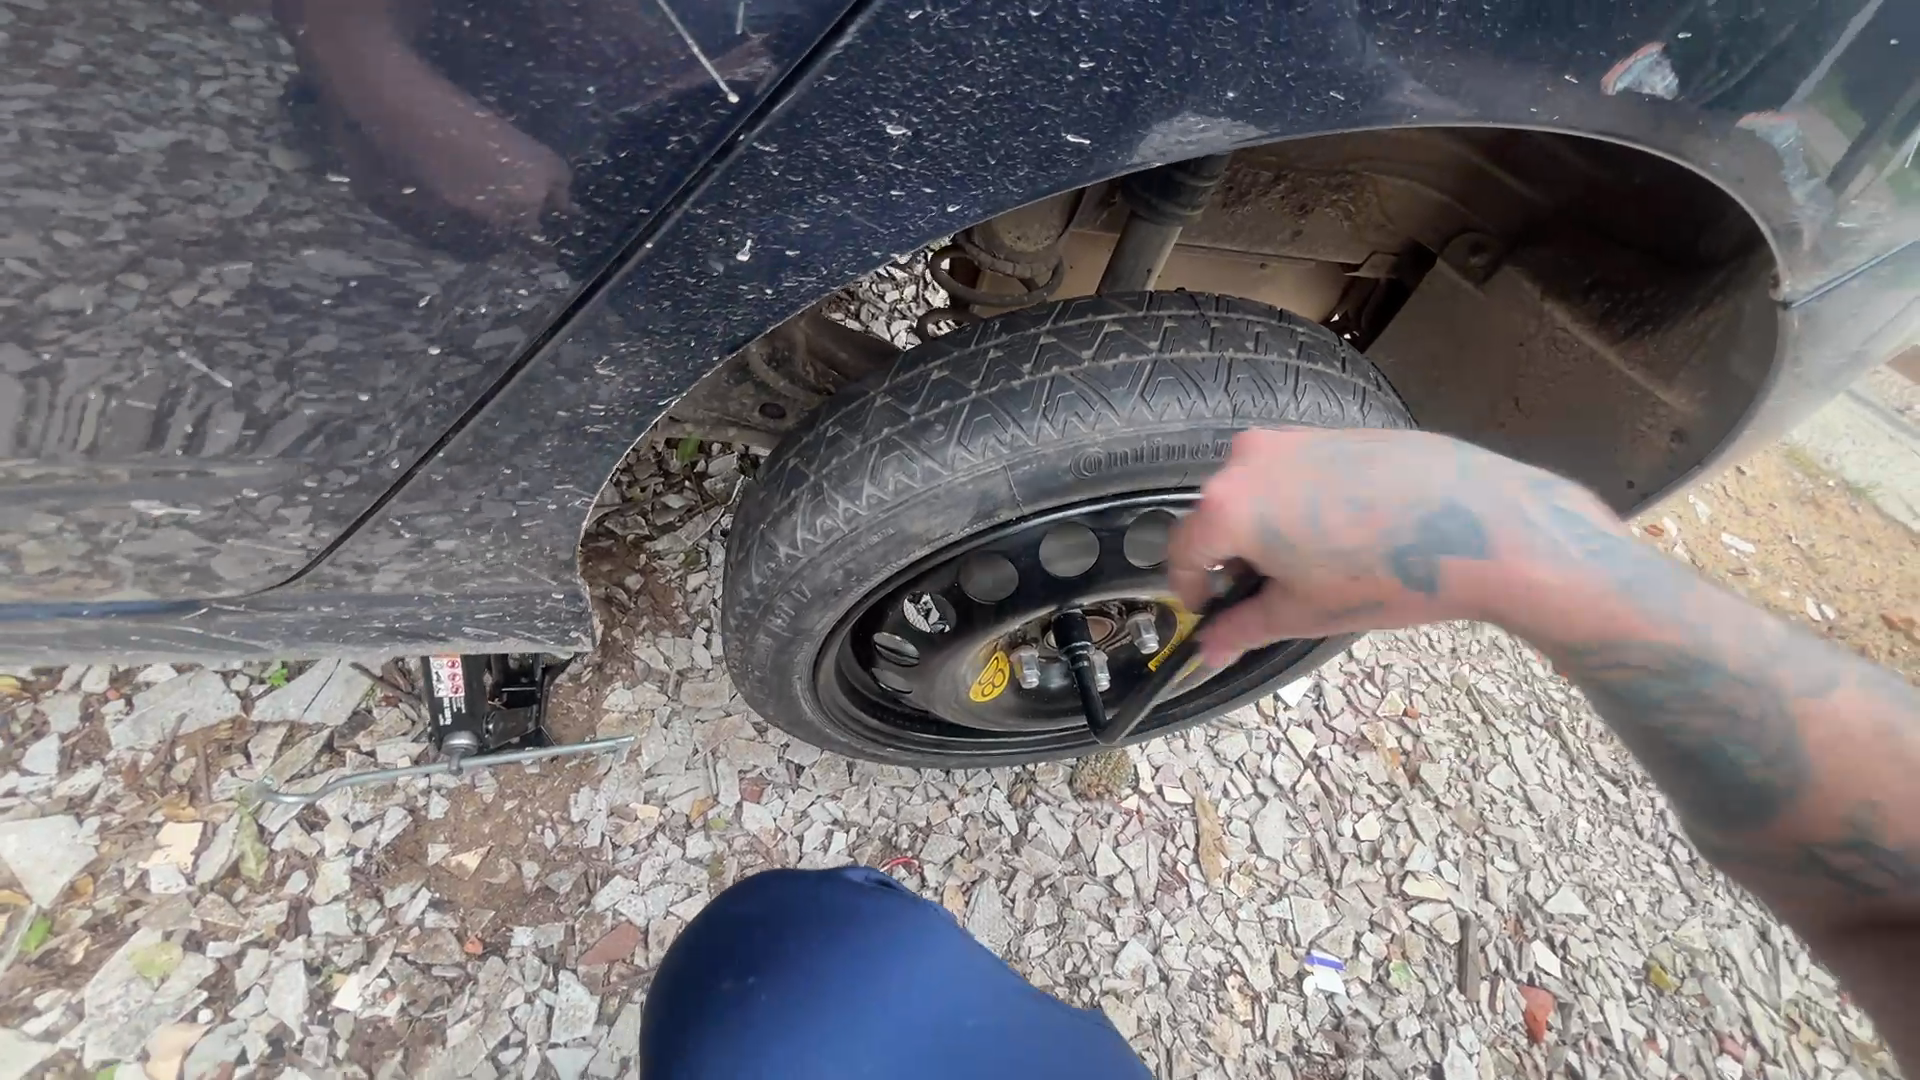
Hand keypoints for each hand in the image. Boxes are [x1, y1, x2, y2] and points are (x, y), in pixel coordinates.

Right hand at [1165, 428, 1617, 664]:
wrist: (1484, 523)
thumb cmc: (1382, 576)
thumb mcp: (1303, 613)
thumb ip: (1241, 629)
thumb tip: (1206, 651)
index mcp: (1225, 506)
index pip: (1180, 551)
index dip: (1189, 589)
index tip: (1209, 611)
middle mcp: (1243, 460)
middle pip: (1212, 517)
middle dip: (1227, 557)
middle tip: (1264, 591)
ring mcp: (1286, 438)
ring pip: (1248, 492)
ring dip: (1258, 529)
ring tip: (1306, 561)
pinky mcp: (1325, 431)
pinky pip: (1284, 472)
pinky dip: (1290, 503)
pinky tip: (1337, 530)